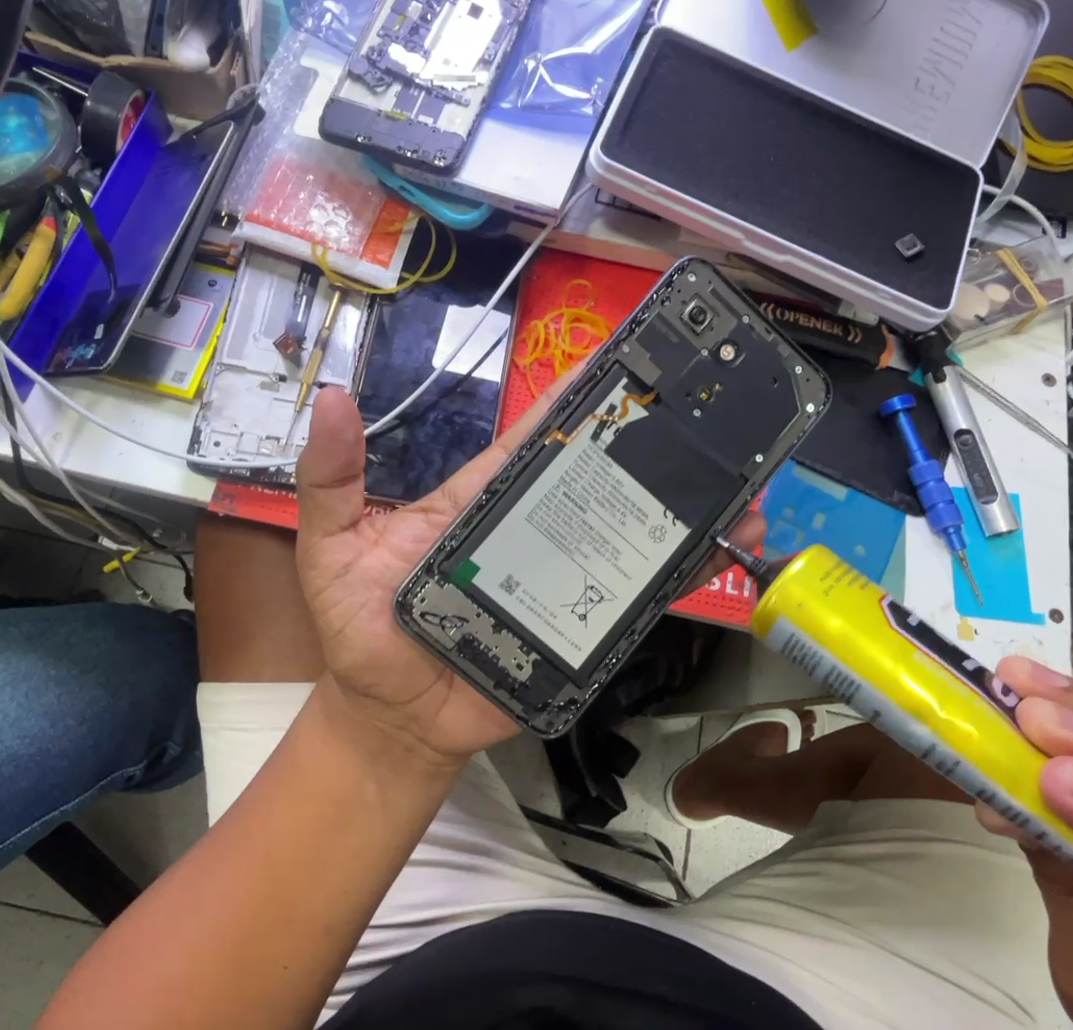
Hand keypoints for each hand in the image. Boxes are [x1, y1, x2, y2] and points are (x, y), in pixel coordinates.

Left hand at [294, 385, 764, 767]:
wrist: (392, 717)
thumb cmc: (360, 629)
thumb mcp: (332, 548)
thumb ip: (333, 480)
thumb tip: (332, 398)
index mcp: (475, 500)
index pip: (532, 436)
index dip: (575, 395)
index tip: (625, 355)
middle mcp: (525, 530)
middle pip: (595, 477)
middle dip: (650, 443)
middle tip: (709, 414)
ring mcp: (556, 578)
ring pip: (625, 531)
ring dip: (680, 507)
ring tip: (740, 485)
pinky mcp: (574, 626)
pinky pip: (629, 596)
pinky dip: (676, 573)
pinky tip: (719, 551)